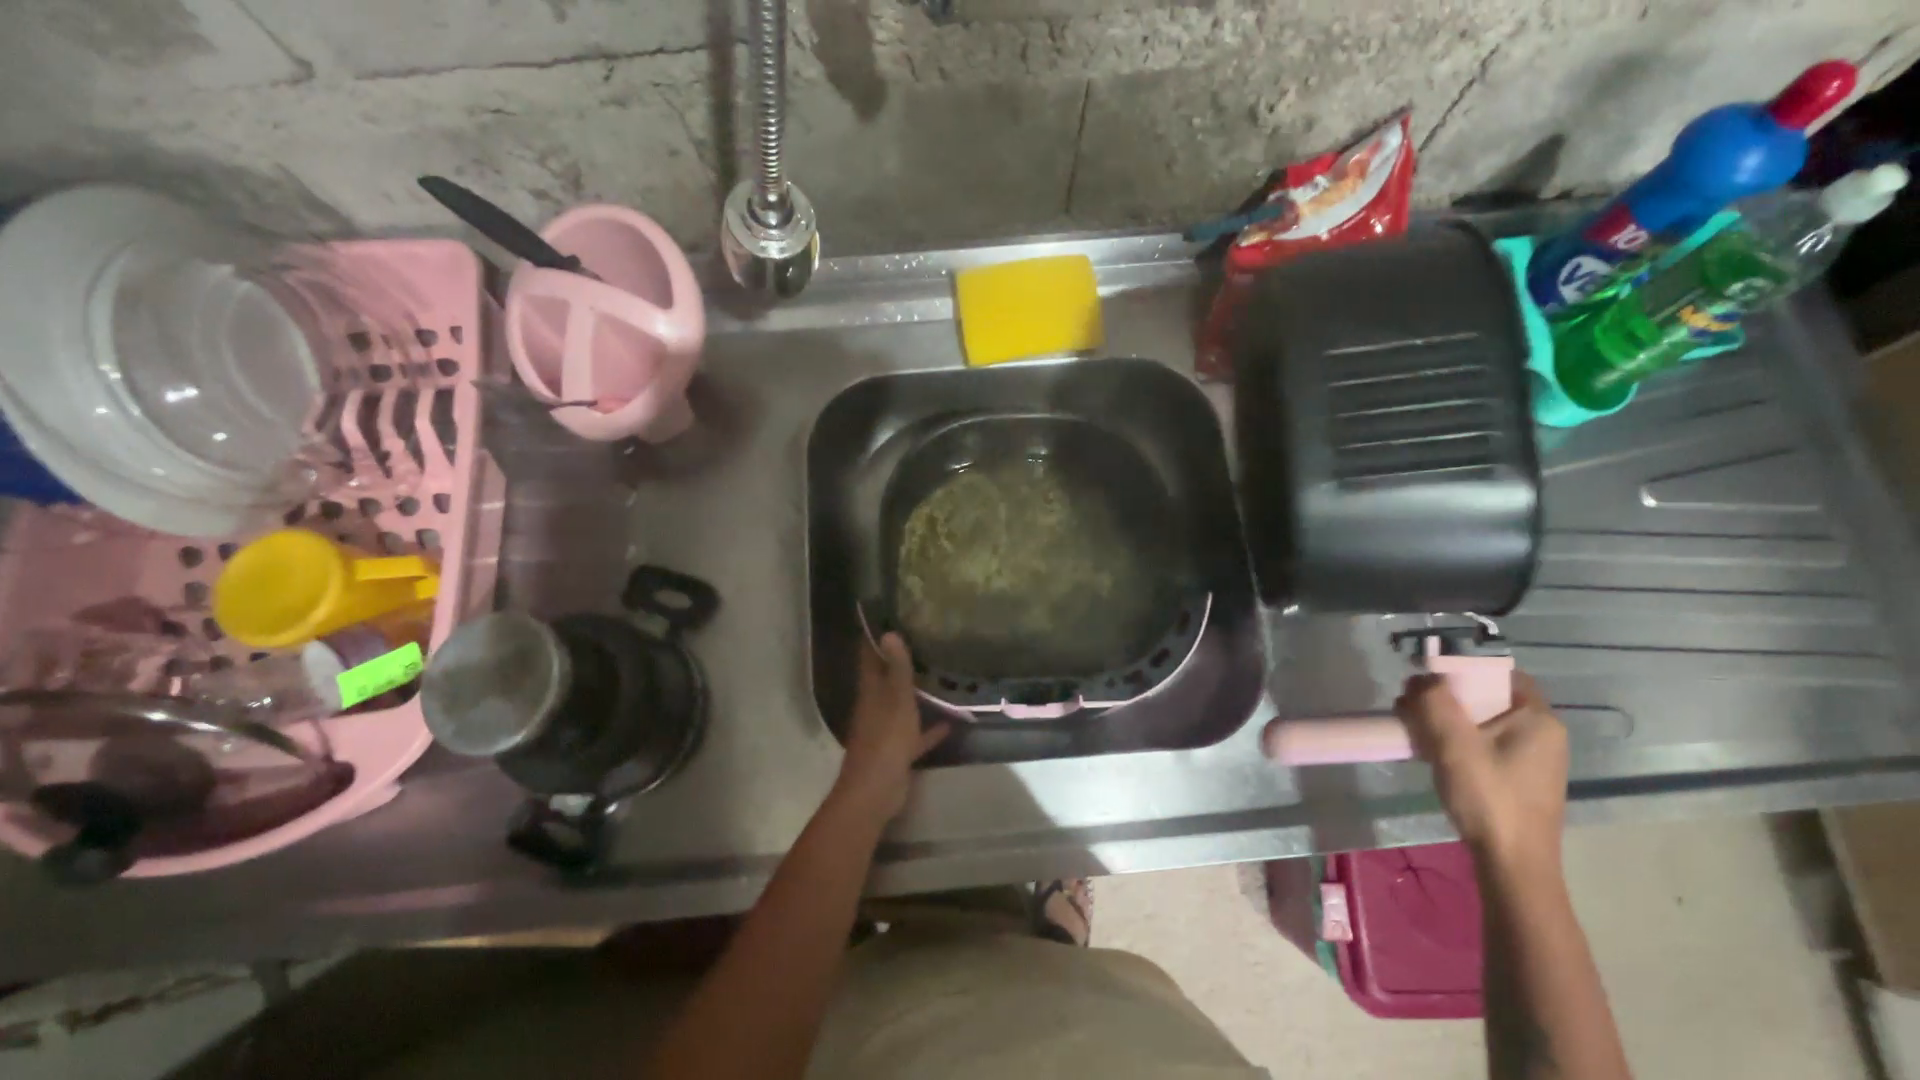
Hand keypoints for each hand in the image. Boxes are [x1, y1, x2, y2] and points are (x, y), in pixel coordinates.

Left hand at [834, 633, 949, 821]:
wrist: (877, 789)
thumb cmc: (886, 738)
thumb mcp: (896, 698)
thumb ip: (895, 668)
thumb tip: (889, 632)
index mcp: (870, 690)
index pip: (869, 656)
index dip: (877, 637)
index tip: (893, 617)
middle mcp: (874, 706)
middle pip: (885, 679)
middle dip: (900, 663)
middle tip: (926, 642)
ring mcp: (885, 729)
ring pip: (901, 706)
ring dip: (916, 694)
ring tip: (940, 676)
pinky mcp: (897, 750)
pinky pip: (916, 734)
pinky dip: (929, 728)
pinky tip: (951, 721)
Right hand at [1395, 671, 1568, 870]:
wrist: (1513, 864)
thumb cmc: (1489, 798)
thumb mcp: (1454, 745)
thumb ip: (1434, 703)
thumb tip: (1419, 679)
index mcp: (1538, 717)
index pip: (1499, 673)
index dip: (1462, 670)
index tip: (1427, 681)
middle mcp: (1544, 733)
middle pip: (1488, 698)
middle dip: (1447, 699)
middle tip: (1411, 709)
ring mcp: (1535, 759)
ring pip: (1484, 724)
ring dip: (1448, 723)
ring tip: (1417, 735)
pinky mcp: (1522, 780)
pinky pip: (1487, 747)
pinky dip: (1459, 745)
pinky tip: (1437, 759)